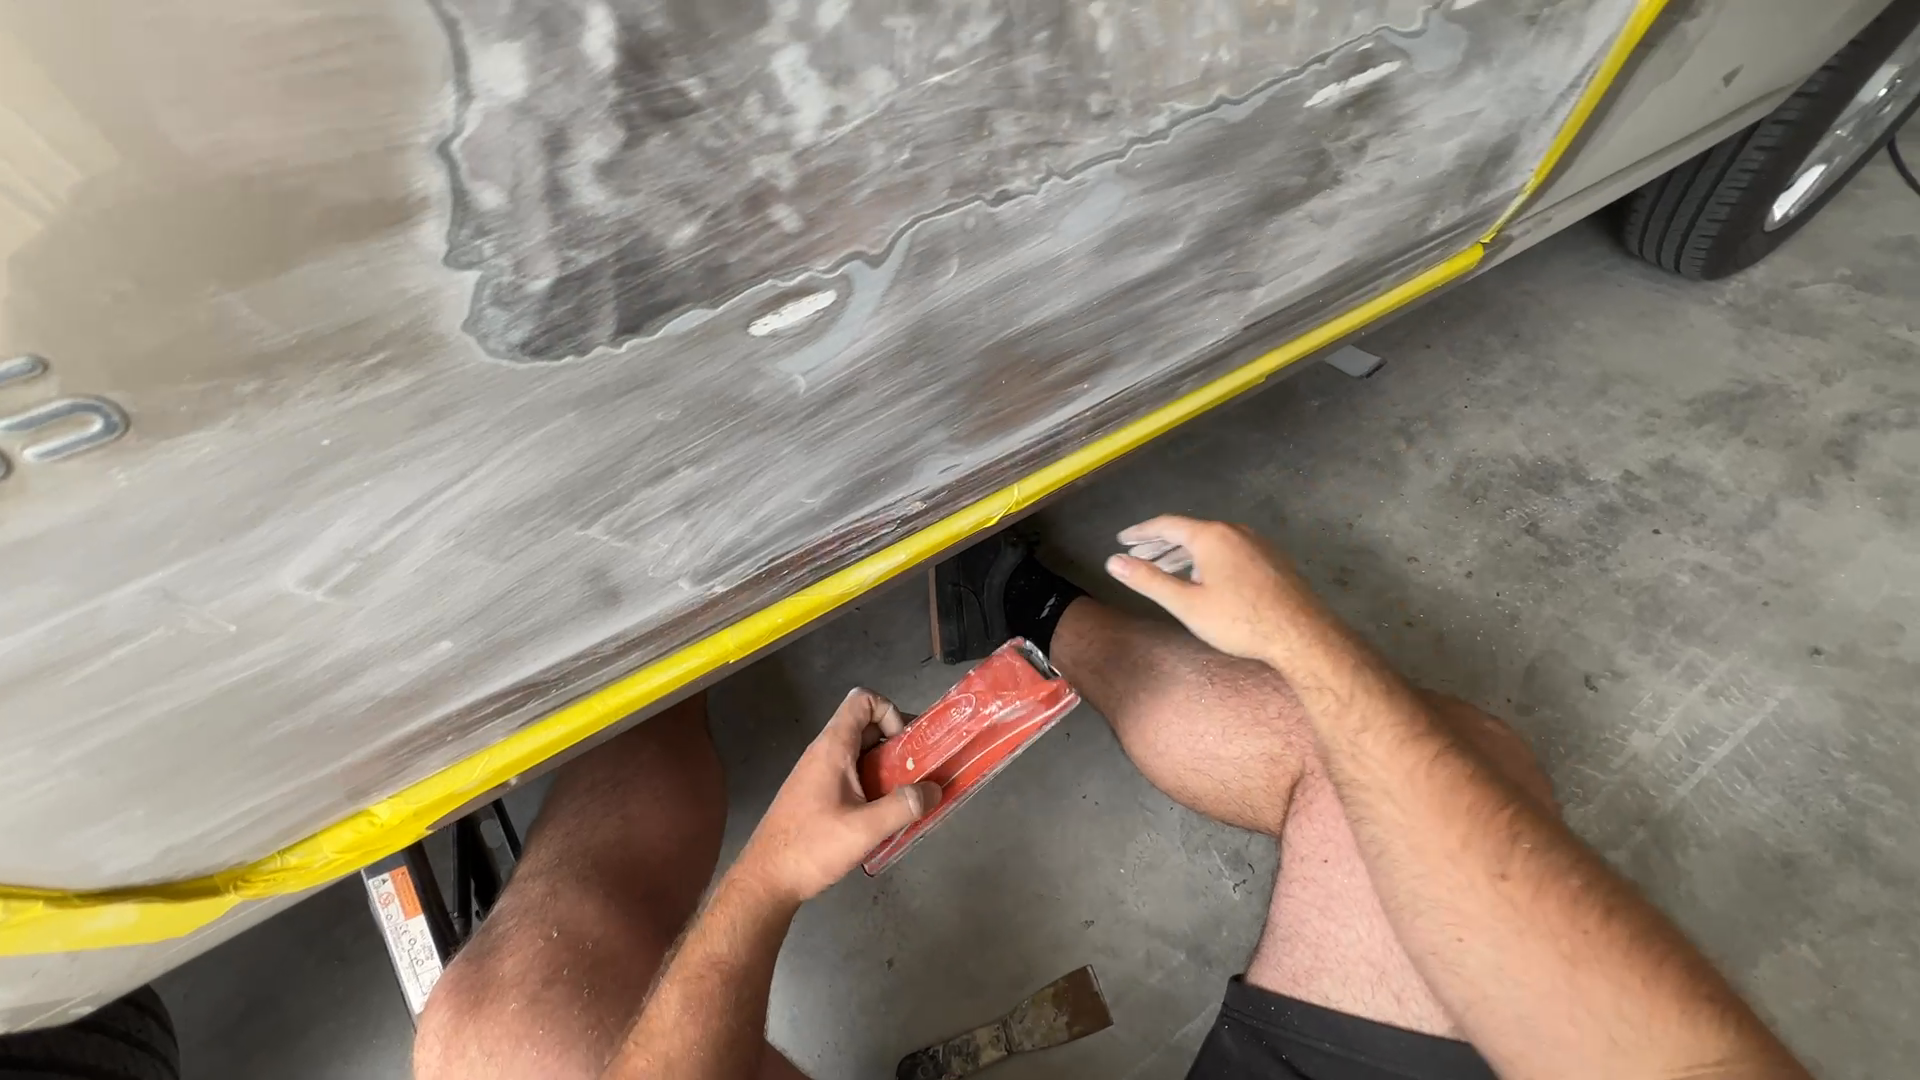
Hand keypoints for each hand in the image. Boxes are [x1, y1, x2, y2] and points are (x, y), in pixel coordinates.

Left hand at [734, 688, 940, 903]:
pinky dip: (873, 785)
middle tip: (919, 772)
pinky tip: (884, 817)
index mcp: (833, 747)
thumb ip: (903, 807)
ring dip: (888, 768)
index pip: (863, 699)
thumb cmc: (811, 848)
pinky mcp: (817, 794)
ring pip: (861, 753)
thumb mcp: (864, 830)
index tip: (904, 745)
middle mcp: (825, 752)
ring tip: (907, 797)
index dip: (890, 712)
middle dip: (898, 744)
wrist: (765, 881)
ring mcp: (819, 773)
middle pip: (866, 726)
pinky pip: (852, 775)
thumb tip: (936, 789)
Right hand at [1104, 515, 1330, 662]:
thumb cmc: (1239, 620)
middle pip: (1189, 531)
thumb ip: (1148, 580)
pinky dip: (1206, 558)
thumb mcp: (1186, 604)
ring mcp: (1256, 544)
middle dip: (1160, 543)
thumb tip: (1113, 562)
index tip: (1122, 540)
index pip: (1166, 525)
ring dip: (1183, 552)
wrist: (1302, 635)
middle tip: (1136, 554)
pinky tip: (1203, 577)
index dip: (1141, 532)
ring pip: (1210, 541)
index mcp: (1210, 536)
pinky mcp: (1271, 559)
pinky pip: (1229, 550)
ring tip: (1165, 566)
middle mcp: (1234, 531)